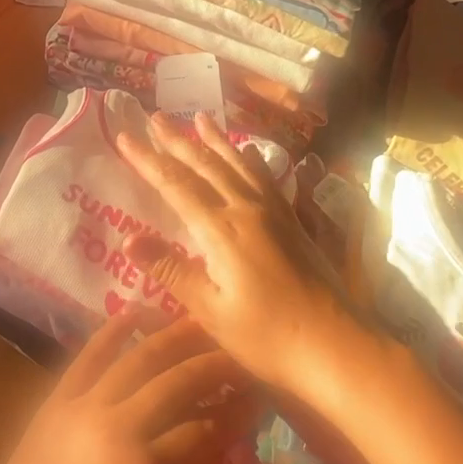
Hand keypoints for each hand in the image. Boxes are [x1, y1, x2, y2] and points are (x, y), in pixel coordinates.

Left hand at [0, 314, 257, 463]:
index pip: (209, 431)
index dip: (240, 413)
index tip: (261, 396)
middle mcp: (118, 428)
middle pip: (179, 383)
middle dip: (217, 367)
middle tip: (243, 358)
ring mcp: (82, 406)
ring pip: (139, 358)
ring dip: (175, 337)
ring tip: (204, 324)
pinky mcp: (55, 400)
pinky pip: (89, 355)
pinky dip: (114, 330)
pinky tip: (137, 310)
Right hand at [116, 113, 357, 394]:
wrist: (339, 347)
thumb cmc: (268, 337)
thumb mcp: (211, 311)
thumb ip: (171, 270)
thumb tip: (127, 240)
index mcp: (221, 229)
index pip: (175, 185)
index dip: (147, 160)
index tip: (124, 136)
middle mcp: (246, 209)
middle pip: (205, 165)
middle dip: (176, 140)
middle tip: (154, 116)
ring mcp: (273, 212)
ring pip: (237, 164)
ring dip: (214, 139)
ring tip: (199, 116)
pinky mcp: (292, 222)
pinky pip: (265, 178)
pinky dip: (250, 159)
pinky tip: (247, 151)